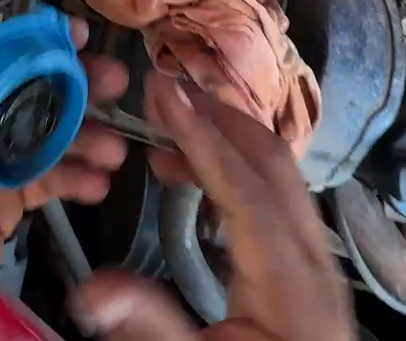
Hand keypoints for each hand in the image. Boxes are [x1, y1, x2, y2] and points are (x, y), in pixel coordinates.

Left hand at [0, 21, 129, 340]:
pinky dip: (71, 180)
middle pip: (18, 98)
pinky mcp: (1, 208)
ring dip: (79, 139)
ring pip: (38, 141)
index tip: (68, 34)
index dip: (24, 47)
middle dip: (66, 88)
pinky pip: (42, 183)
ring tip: (115, 148)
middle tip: (113, 79)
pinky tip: (98, 184)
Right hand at [72, 72, 354, 340]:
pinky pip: (271, 186)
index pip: (244, 188)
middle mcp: (315, 257)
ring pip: (275, 167)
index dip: (197, 135)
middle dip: (211, 117)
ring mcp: (316, 255)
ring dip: (219, 134)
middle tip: (156, 91)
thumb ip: (150, 325)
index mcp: (293, 284)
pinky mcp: (307, 258)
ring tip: (162, 124)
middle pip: (269, 161)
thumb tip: (88, 289)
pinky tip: (185, 168)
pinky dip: (229, 160)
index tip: (158, 88)